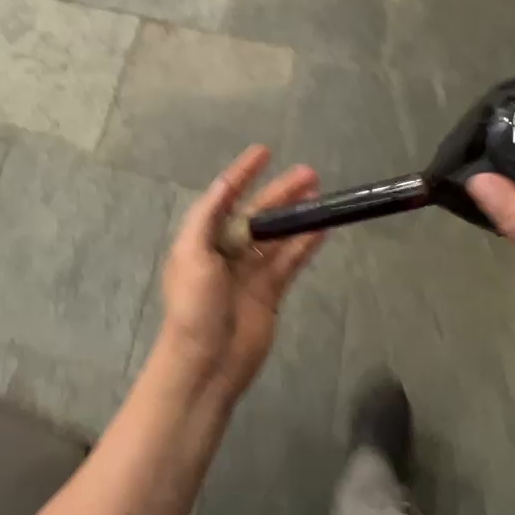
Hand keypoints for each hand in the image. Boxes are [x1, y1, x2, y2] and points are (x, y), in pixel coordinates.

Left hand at [156, 146, 324, 398]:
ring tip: (321, 192)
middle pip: (257, 213)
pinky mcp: (270, 292)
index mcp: (202, 238)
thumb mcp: (191, 252)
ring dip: (297, 214)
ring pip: (277, 234)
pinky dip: (305, 243)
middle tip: (309, 172)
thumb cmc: (194, 305)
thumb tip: (225, 183)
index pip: (225, 196)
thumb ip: (208, 215)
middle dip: (280, 192)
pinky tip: (323, 227)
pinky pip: (290, 260)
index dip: (243, 173)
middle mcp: (226, 250)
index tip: (263, 152)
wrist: (206, 363)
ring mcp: (249, 271)